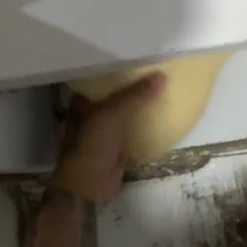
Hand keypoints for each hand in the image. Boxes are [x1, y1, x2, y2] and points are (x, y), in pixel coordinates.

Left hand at [53, 72, 163, 206]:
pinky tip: (163, 116)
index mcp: (82, 103)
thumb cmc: (92, 145)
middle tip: (156, 72)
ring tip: (163, 89)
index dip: (117, 70)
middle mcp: (92, 115)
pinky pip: (134, 131)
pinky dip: (146, 125)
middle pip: (115, 96)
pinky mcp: (118, 148)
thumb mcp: (112, 114)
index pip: (101, 80)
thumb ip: (135, 95)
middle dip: (133, 87)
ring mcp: (105, 132)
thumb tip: (161, 76)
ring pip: (126, 114)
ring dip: (140, 106)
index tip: (138, 60)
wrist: (89, 186)